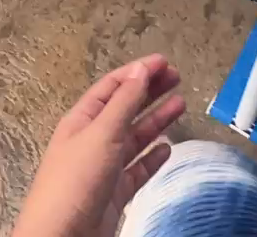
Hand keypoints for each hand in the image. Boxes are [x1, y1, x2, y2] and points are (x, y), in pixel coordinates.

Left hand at [11, 54, 187, 236]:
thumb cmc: (76, 181)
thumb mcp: (102, 134)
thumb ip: (124, 101)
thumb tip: (141, 69)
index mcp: (82, 120)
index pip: (112, 86)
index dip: (137, 71)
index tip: (164, 62)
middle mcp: (92, 140)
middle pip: (125, 108)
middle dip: (150, 91)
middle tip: (176, 78)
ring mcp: (103, 168)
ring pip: (134, 137)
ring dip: (156, 120)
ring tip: (180, 105)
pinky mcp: (113, 194)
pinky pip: (136, 169)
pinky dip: (152, 157)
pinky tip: (167, 148)